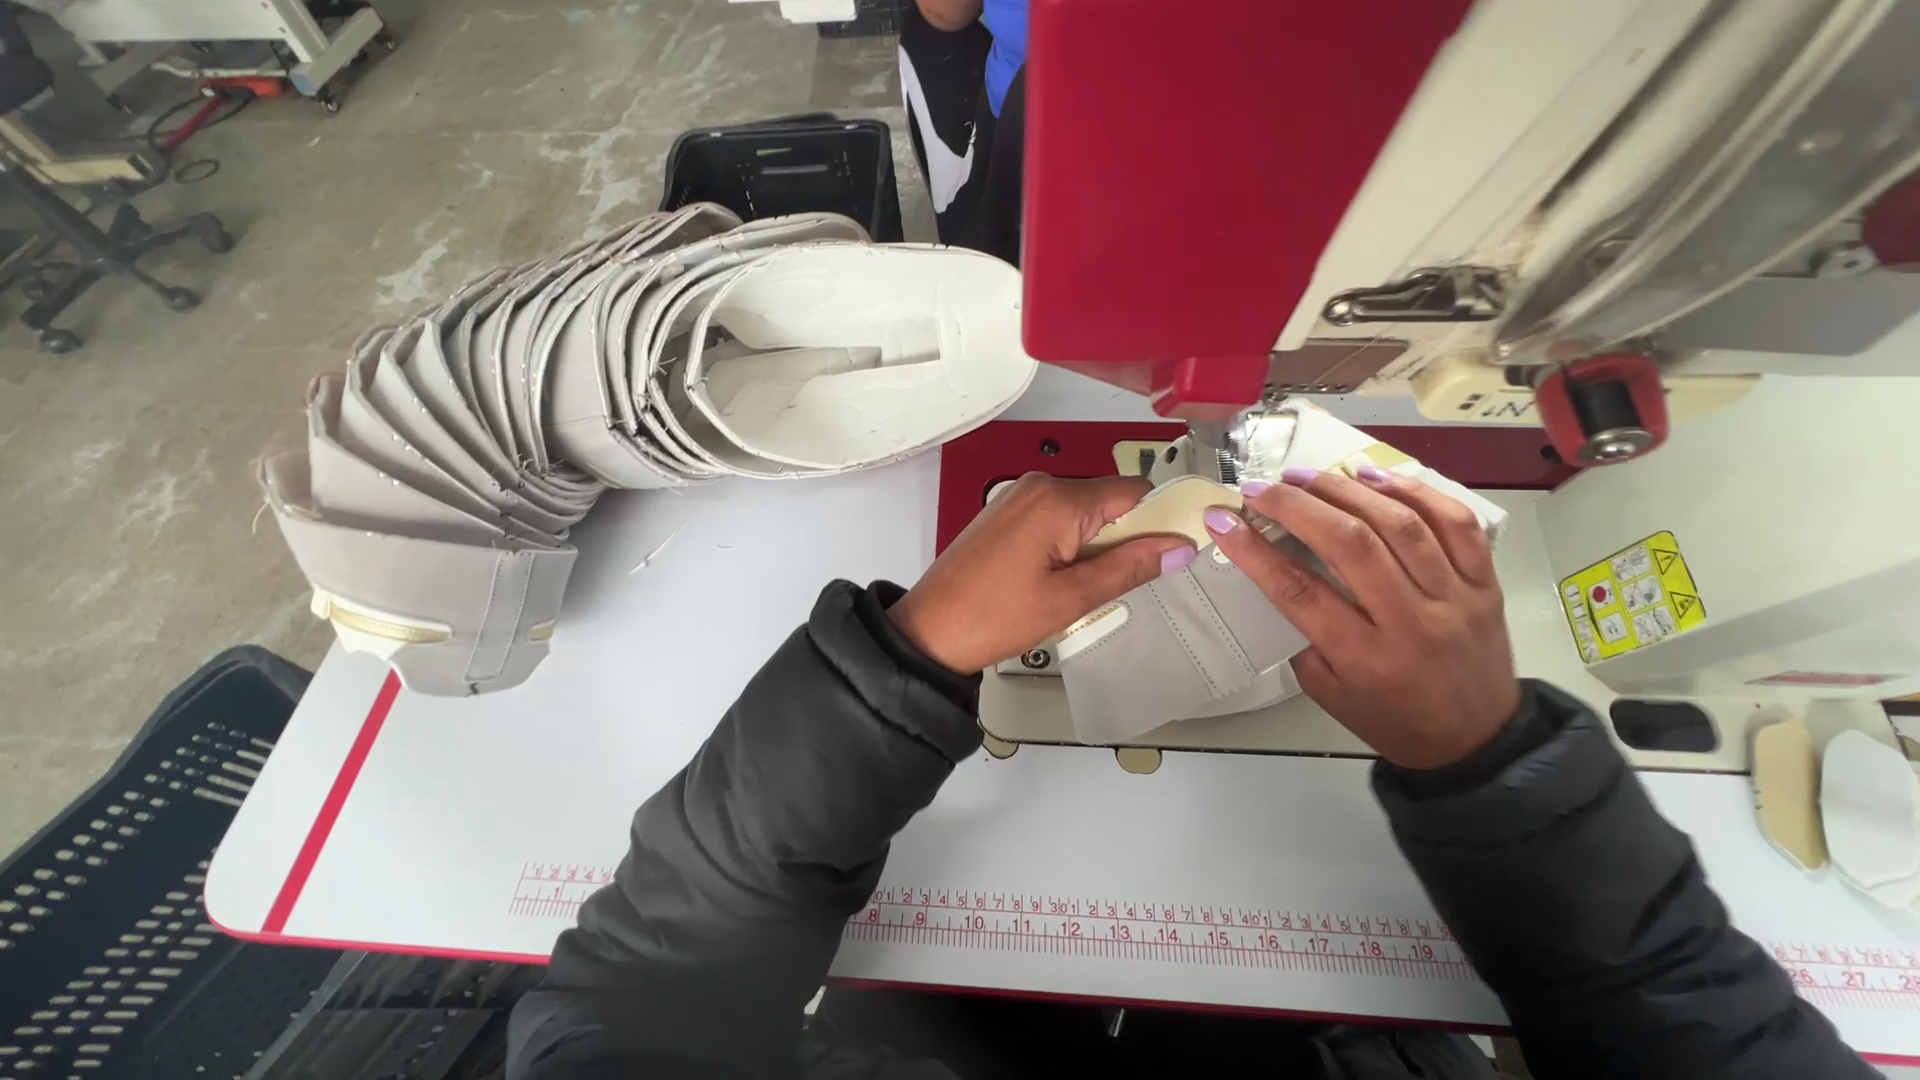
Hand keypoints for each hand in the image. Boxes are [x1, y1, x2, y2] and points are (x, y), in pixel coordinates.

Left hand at [890, 473, 1197, 674]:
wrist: (929, 630)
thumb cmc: (994, 617)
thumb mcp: (1071, 598)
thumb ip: (1129, 567)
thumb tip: (1180, 547)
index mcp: (1059, 499)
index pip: (1136, 491)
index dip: (1161, 520)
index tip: (1174, 551)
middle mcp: (1039, 485)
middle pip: (1110, 501)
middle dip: (1124, 539)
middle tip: (1110, 585)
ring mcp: (1018, 496)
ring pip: (1084, 511)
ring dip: (1095, 545)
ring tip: (1075, 588)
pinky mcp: (1006, 512)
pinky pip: (1056, 517)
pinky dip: (1069, 543)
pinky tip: (1054, 579)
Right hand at [1202, 468, 1519, 768]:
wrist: (1476, 740)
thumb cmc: (1390, 718)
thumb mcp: (1327, 690)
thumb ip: (1302, 633)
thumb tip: (1277, 569)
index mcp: (1365, 657)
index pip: (1298, 590)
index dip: (1253, 549)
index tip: (1222, 519)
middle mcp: (1411, 622)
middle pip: (1350, 543)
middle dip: (1295, 505)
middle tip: (1261, 488)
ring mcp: (1455, 597)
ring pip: (1399, 523)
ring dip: (1345, 489)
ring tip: (1305, 476)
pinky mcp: (1485, 581)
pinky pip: (1455, 522)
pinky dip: (1412, 490)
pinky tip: (1373, 475)